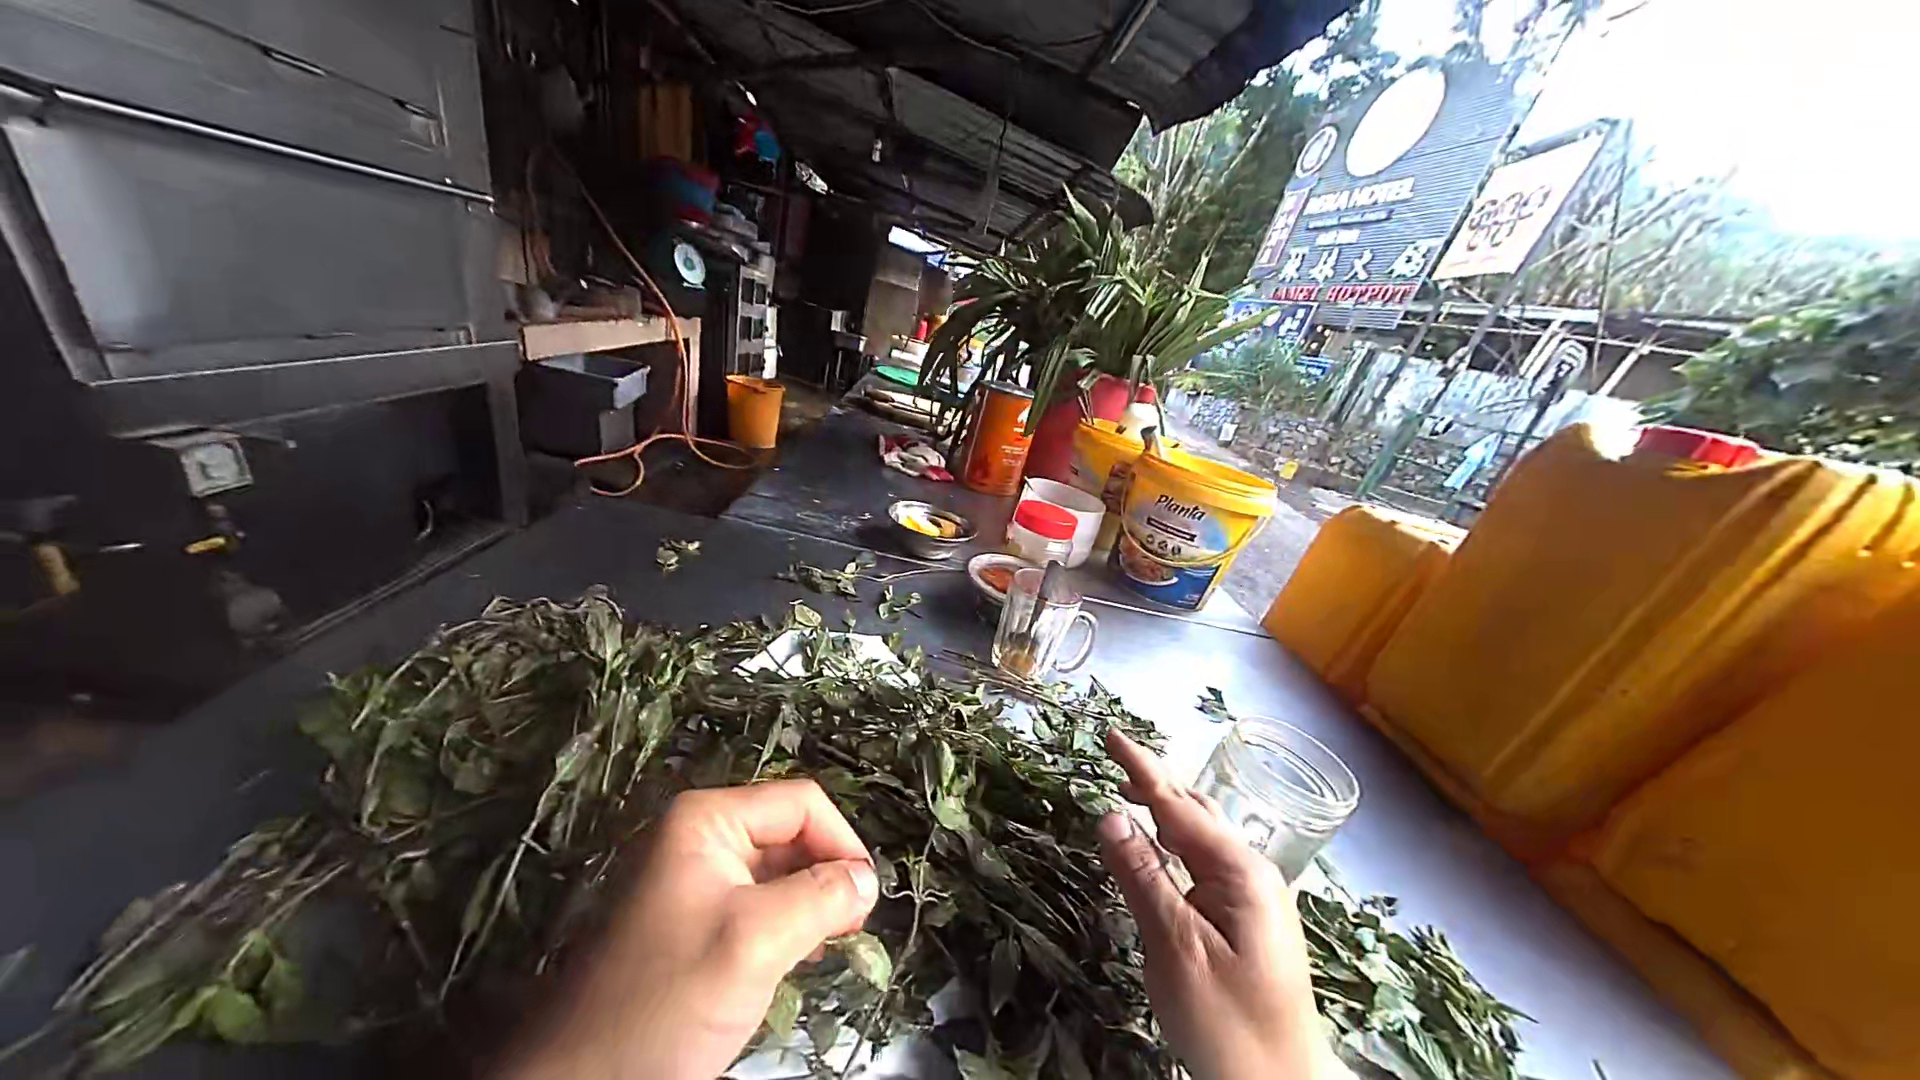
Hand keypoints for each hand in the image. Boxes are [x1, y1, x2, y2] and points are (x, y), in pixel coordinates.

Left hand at [504, 780, 877, 1079]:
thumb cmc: (665, 1002)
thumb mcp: (754, 942)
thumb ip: (821, 898)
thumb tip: (868, 879)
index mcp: (708, 819)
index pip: (801, 803)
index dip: (841, 842)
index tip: (866, 898)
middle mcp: (701, 837)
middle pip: (791, 833)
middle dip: (825, 875)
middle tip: (850, 927)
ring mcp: (694, 878)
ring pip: (778, 871)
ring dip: (811, 902)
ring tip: (827, 945)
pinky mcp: (694, 920)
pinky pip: (758, 903)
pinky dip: (787, 924)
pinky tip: (797, 957)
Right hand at [1097, 730, 1321, 1079]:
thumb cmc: (1229, 1024)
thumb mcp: (1175, 948)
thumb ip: (1142, 876)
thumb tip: (1110, 815)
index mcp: (1239, 871)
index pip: (1177, 805)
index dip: (1141, 767)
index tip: (1112, 735)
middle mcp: (1251, 872)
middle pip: (1194, 811)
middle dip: (1155, 782)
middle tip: (1115, 760)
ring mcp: (1254, 896)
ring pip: (1202, 836)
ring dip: (1165, 809)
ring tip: (1130, 792)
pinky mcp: (1248, 918)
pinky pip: (1205, 862)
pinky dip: (1175, 841)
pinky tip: (1162, 845)